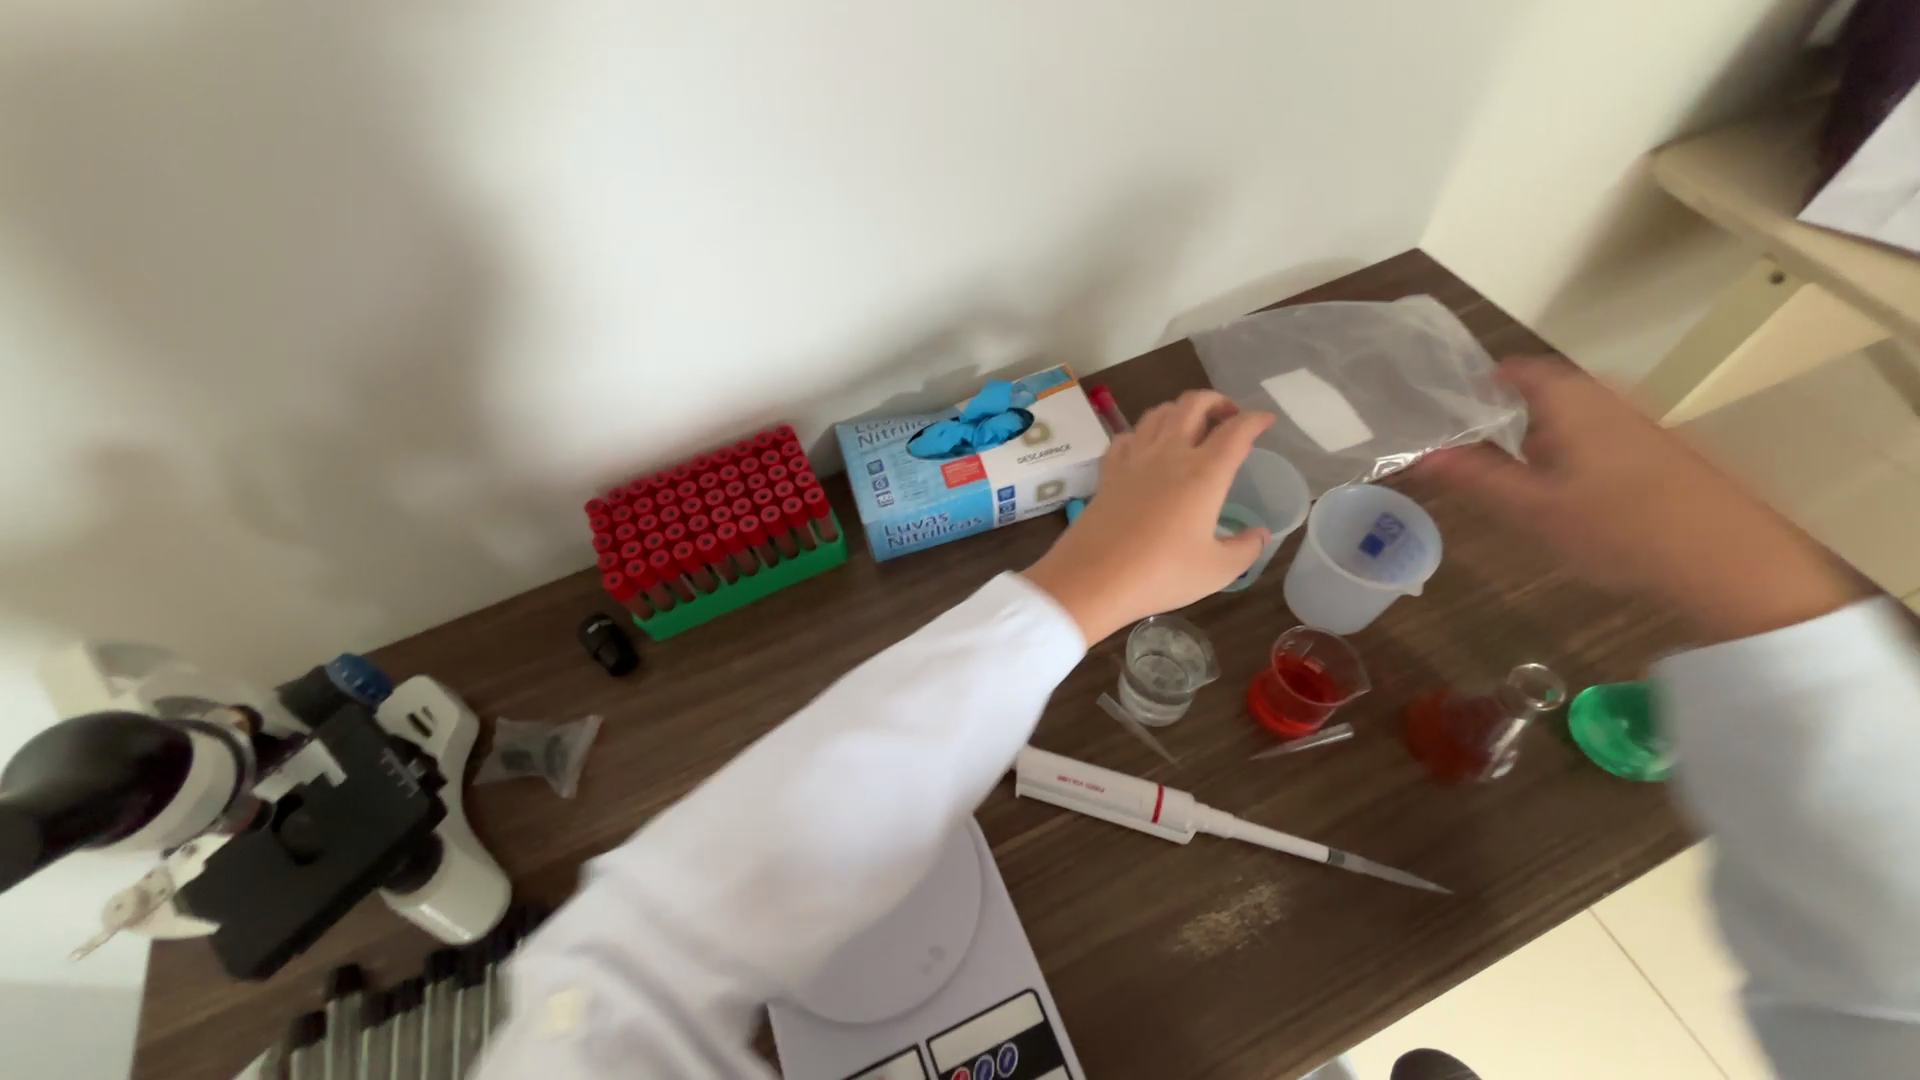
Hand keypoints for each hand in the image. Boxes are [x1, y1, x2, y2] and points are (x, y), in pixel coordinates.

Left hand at [1023, 389, 1275, 643]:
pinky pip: (1127, 436)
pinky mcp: (1108, 472)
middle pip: (1193, 404)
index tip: (1266, 422)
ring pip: (1158, 413)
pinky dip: (1142, 433)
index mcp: (1204, 473)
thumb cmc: (1160, 574)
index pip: (1236, 431)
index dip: (1255, 420)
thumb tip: (1260, 535)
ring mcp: (1133, 460)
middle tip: (1228, 417)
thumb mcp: (1216, 570)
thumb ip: (1245, 549)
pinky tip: (1146, 449)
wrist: (1092, 579)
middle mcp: (1169, 454)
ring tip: (1190, 428)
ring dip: (1179, 410)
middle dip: (1216, 401)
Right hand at [1419, 357, 1855, 641]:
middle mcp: (1609, 395)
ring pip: (1574, 415)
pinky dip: (1575, 449)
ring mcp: (1644, 418)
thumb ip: (1472, 477)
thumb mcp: (1529, 509)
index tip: (1446, 412)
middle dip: (1506, 417)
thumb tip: (1420, 455)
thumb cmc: (1616, 528)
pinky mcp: (1667, 445)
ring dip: (1541, 437)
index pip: (1513, 370)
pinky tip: (1570, 492)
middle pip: (1544, 392)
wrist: (1731, 562)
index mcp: (1571, 399)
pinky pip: (1603, 432)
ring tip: (1516, 477)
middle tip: (1471, 454)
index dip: (1476, 385)